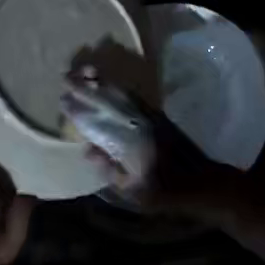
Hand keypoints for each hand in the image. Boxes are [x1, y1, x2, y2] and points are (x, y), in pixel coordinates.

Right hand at [60, 69, 232, 217]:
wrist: (202, 182)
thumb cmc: (165, 193)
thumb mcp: (133, 191)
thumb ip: (110, 170)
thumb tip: (87, 150)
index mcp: (130, 142)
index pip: (98, 122)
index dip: (79, 111)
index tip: (62, 100)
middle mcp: (139, 123)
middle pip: (109, 101)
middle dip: (86, 88)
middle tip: (64, 77)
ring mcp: (150, 117)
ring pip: (122, 95)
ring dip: (102, 82)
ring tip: (84, 71)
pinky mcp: (159, 116)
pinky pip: (134, 97)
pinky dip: (119, 87)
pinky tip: (109, 83)